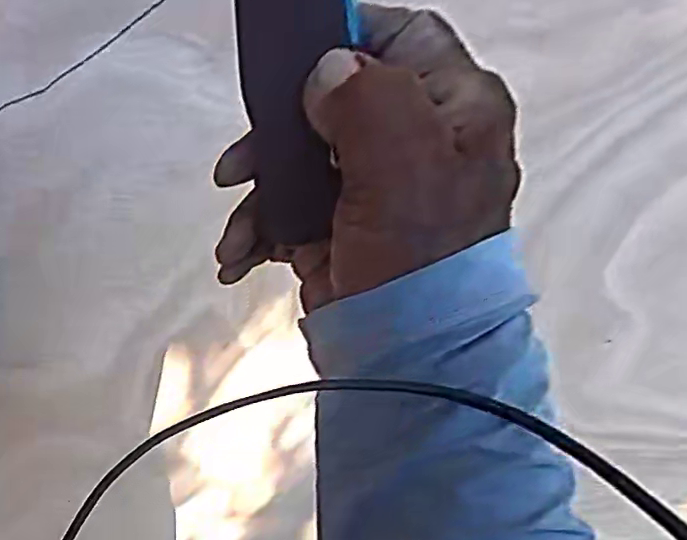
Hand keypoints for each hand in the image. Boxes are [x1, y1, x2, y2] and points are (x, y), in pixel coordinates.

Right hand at [213, 5, 519, 310]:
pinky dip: (256, 237)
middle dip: (272, 144)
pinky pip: (284, 219)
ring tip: (235, 242)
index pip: (400, 41)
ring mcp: (365, 195)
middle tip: (237, 169)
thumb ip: (368, 102)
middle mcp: (408, 146)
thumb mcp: (403, 167)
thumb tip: (327, 70)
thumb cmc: (421, 266)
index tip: (293, 58)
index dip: (346, 40)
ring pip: (295, 172)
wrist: (402, 352)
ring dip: (255, 205)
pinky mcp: (332, 235)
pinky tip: (239, 258)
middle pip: (326, 112)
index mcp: (450, 110)